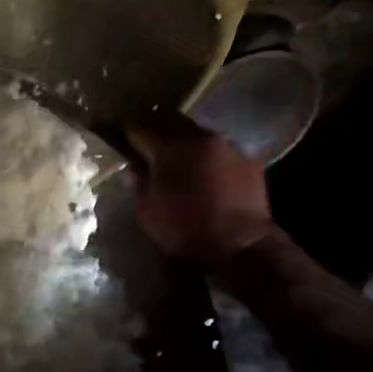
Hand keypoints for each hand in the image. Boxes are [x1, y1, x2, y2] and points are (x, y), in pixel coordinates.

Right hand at [126, 114, 278, 270]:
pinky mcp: (249, 161)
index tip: (124, 139)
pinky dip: (212, 161)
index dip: (129, 134)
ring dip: (188, 146)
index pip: (140, 129)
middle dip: (159, 134)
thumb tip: (135, 169)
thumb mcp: (148, 214)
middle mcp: (199, 138)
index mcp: (169, 148)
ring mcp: (228, 147)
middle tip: (151, 149)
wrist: (241, 246)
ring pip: (200, 137)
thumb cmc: (187, 230)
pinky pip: (222, 153)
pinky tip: (210, 177)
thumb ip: (139, 185)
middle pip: (172, 125)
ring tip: (183, 162)